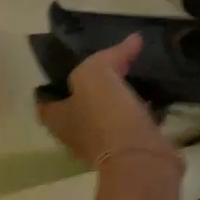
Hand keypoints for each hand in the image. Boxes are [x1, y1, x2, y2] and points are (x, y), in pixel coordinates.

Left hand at [36, 35, 178, 169]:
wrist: (141, 158)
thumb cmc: (106, 116)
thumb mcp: (96, 74)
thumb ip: (110, 55)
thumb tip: (133, 40)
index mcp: (58, 118)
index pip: (45, 101)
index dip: (54, 85)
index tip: (71, 67)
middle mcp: (76, 135)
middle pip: (78, 108)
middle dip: (91, 92)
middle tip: (111, 69)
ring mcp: (105, 146)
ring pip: (107, 118)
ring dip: (118, 104)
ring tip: (135, 80)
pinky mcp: (132, 151)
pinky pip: (133, 127)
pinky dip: (141, 115)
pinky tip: (155, 98)